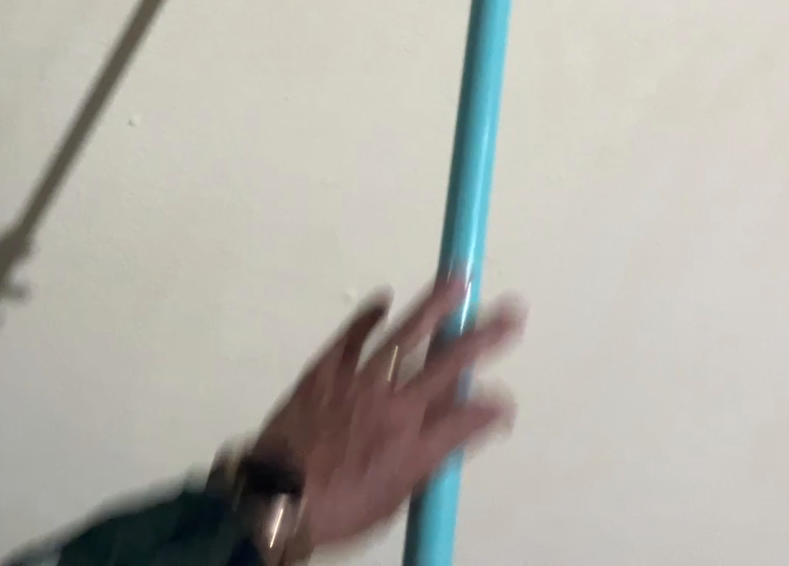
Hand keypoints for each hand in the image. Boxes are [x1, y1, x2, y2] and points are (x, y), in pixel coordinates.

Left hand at [254, 277, 522, 553]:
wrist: (279, 493)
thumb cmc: (340, 507)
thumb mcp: (396, 498)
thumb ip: (424, 460)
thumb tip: (448, 433)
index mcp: (417, 447)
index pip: (469, 418)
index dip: (491, 407)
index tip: (504, 398)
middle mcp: (394, 407)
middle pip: (448, 364)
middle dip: (481, 336)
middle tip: (509, 310)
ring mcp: (358, 381)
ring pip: (403, 337)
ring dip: (432, 307)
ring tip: (456, 282)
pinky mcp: (325, 368)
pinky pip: (351, 336)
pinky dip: (368, 317)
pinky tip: (383, 300)